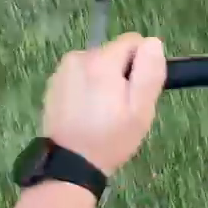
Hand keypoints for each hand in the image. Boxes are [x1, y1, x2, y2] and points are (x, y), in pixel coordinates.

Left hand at [42, 33, 166, 174]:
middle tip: (122, 108)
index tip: (137, 93)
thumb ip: (149, 72)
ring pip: (97, 64)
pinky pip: (81, 76)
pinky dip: (88, 88)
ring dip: (105, 81)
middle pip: (114, 53)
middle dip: (122, 74)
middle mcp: (78, 57)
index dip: (142, 65)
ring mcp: (62, 70)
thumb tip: (153, 42)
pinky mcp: (53, 84)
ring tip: (104, 113)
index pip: (133, 41)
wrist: (70, 165)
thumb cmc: (110, 139)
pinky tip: (87, 113)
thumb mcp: (140, 110)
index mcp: (101, 60)